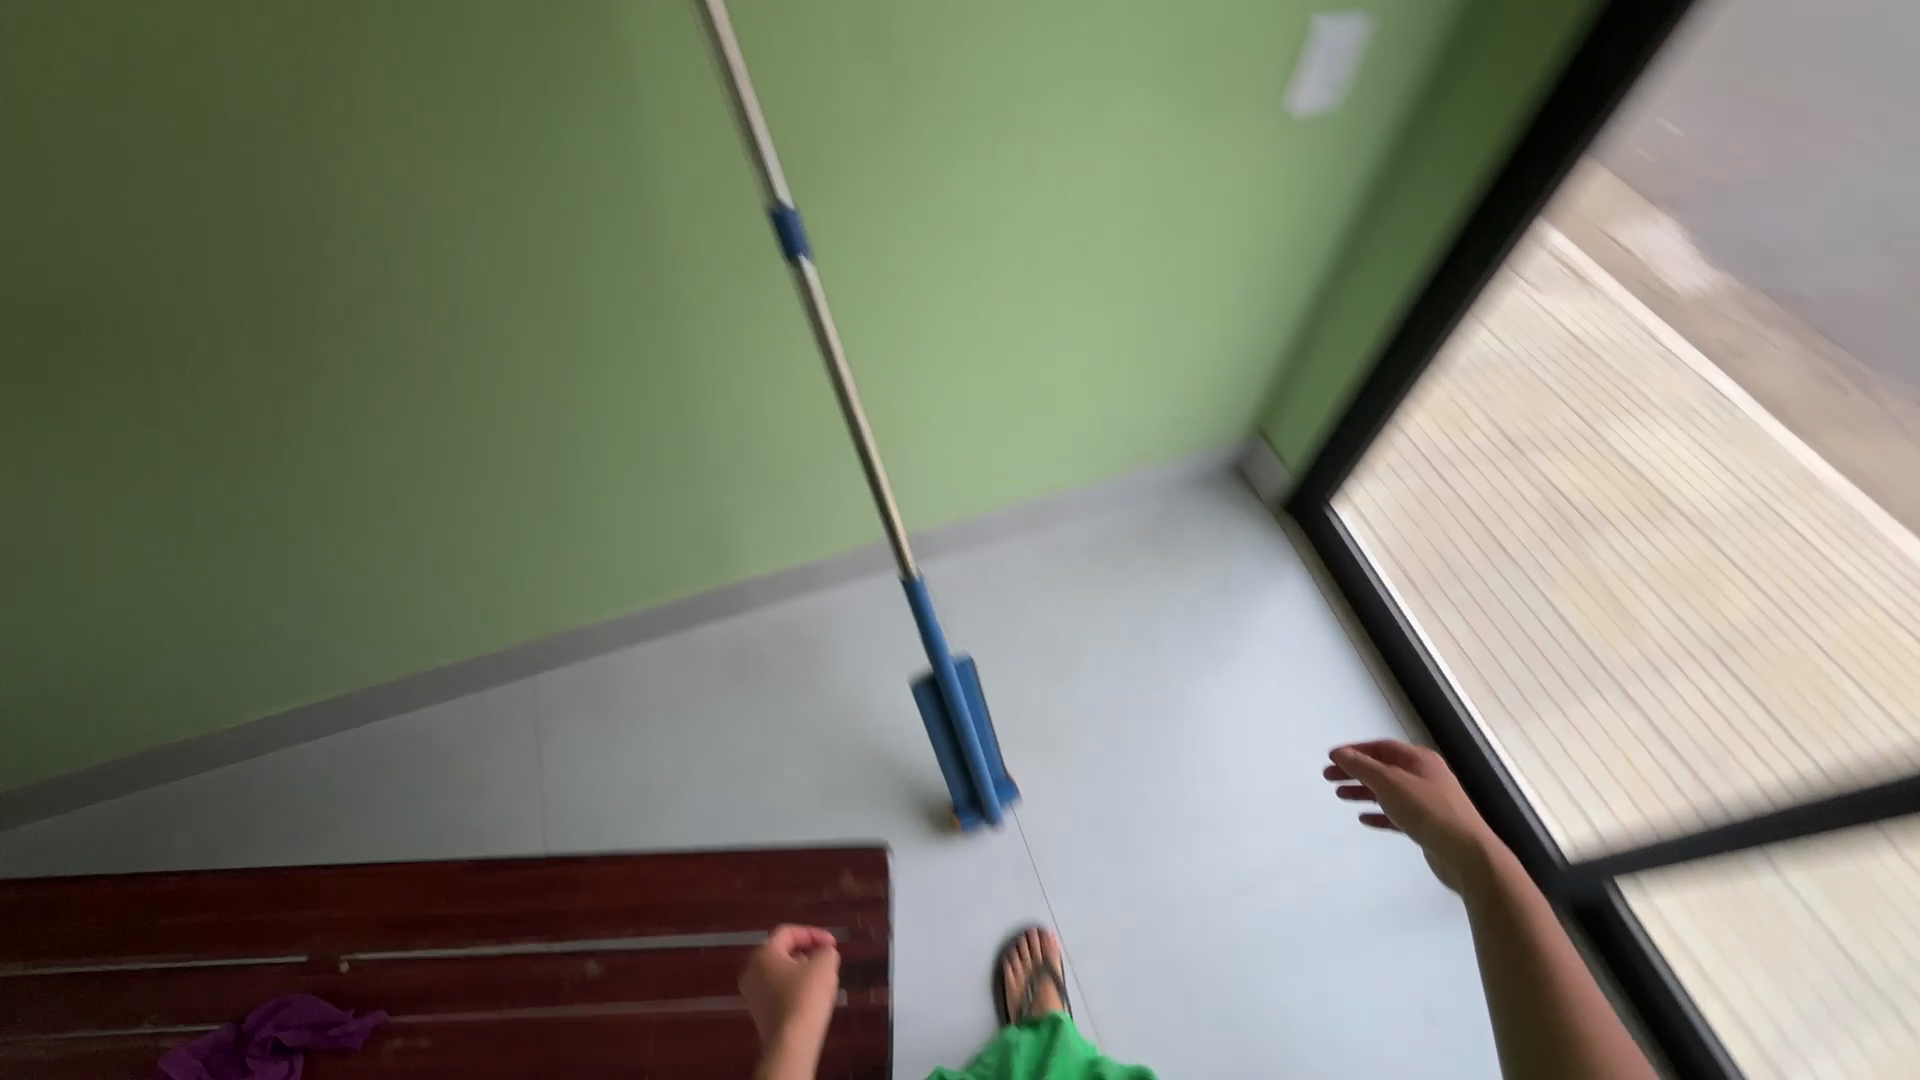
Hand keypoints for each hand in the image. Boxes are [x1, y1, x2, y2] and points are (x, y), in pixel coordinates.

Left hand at [740, 925, 840, 1051]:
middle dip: (807, 951)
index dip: (813, 933)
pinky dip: (795, 987)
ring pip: (781, 972)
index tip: (832, 944)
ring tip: (823, 977)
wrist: (791, 1044)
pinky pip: (778, 990)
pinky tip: (812, 996)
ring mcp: (752, 994)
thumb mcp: (824, 963)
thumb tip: (823, 953)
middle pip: (782, 951)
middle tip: (826, 957)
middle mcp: (751, 971)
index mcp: (762, 953)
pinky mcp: (759, 1013)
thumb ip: (825, 950)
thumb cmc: (805, 996)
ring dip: (803, 970)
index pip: (788, 932)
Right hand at [1325, 740, 1502, 891]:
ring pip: (1388, 791)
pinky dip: (1379, 814)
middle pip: (1383, 768)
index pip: (1381, 747)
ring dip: (1364, 792)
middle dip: (1355, 772)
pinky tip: (1364, 819)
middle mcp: (1425, 777)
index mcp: (1419, 760)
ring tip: (1341, 796)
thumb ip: (1361, 766)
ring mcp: (1428, 802)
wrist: (1467, 854)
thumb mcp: (1389, 782)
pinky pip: (1397, 814)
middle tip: (1329, 777)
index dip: (1355, 750)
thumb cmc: (1428, 811)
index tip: (1332, 758)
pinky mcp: (1428, 826)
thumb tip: (1339, 753)